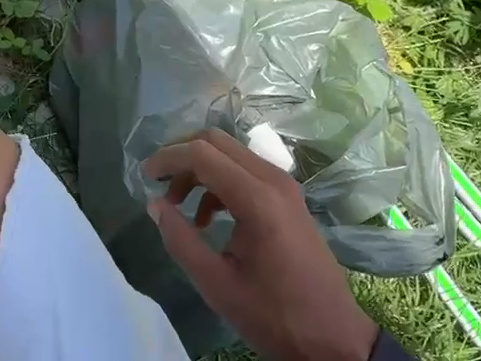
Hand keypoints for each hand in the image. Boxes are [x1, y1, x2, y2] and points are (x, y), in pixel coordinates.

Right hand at [143, 129, 378, 360]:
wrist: (336, 340)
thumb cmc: (277, 316)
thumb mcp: (218, 286)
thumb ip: (181, 240)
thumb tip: (155, 204)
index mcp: (257, 199)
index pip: (201, 154)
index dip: (168, 158)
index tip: (144, 176)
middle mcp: (273, 179)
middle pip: (216, 141)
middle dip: (181, 156)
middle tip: (159, 183)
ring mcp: (285, 186)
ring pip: (230, 153)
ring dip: (199, 169)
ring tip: (179, 206)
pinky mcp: (288, 197)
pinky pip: (245, 170)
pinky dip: (219, 181)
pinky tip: (207, 218)